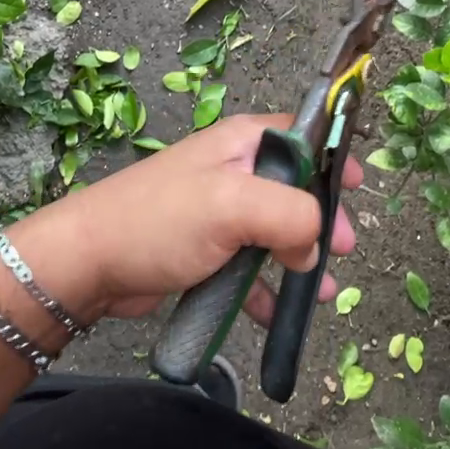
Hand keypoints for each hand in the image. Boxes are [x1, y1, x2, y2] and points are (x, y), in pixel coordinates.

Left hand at [6, 113, 360, 325]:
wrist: (91, 263)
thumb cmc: (160, 220)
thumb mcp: (232, 205)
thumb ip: (290, 213)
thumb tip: (317, 240)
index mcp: (242, 142)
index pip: (302, 135)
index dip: (332, 155)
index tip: (357, 186)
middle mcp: (234, 170)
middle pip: (296, 189)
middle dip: (320, 220)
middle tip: (341, 250)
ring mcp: (220, 212)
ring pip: (276, 232)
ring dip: (300, 260)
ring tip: (323, 290)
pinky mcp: (208, 249)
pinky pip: (251, 265)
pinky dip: (268, 287)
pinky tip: (279, 313)